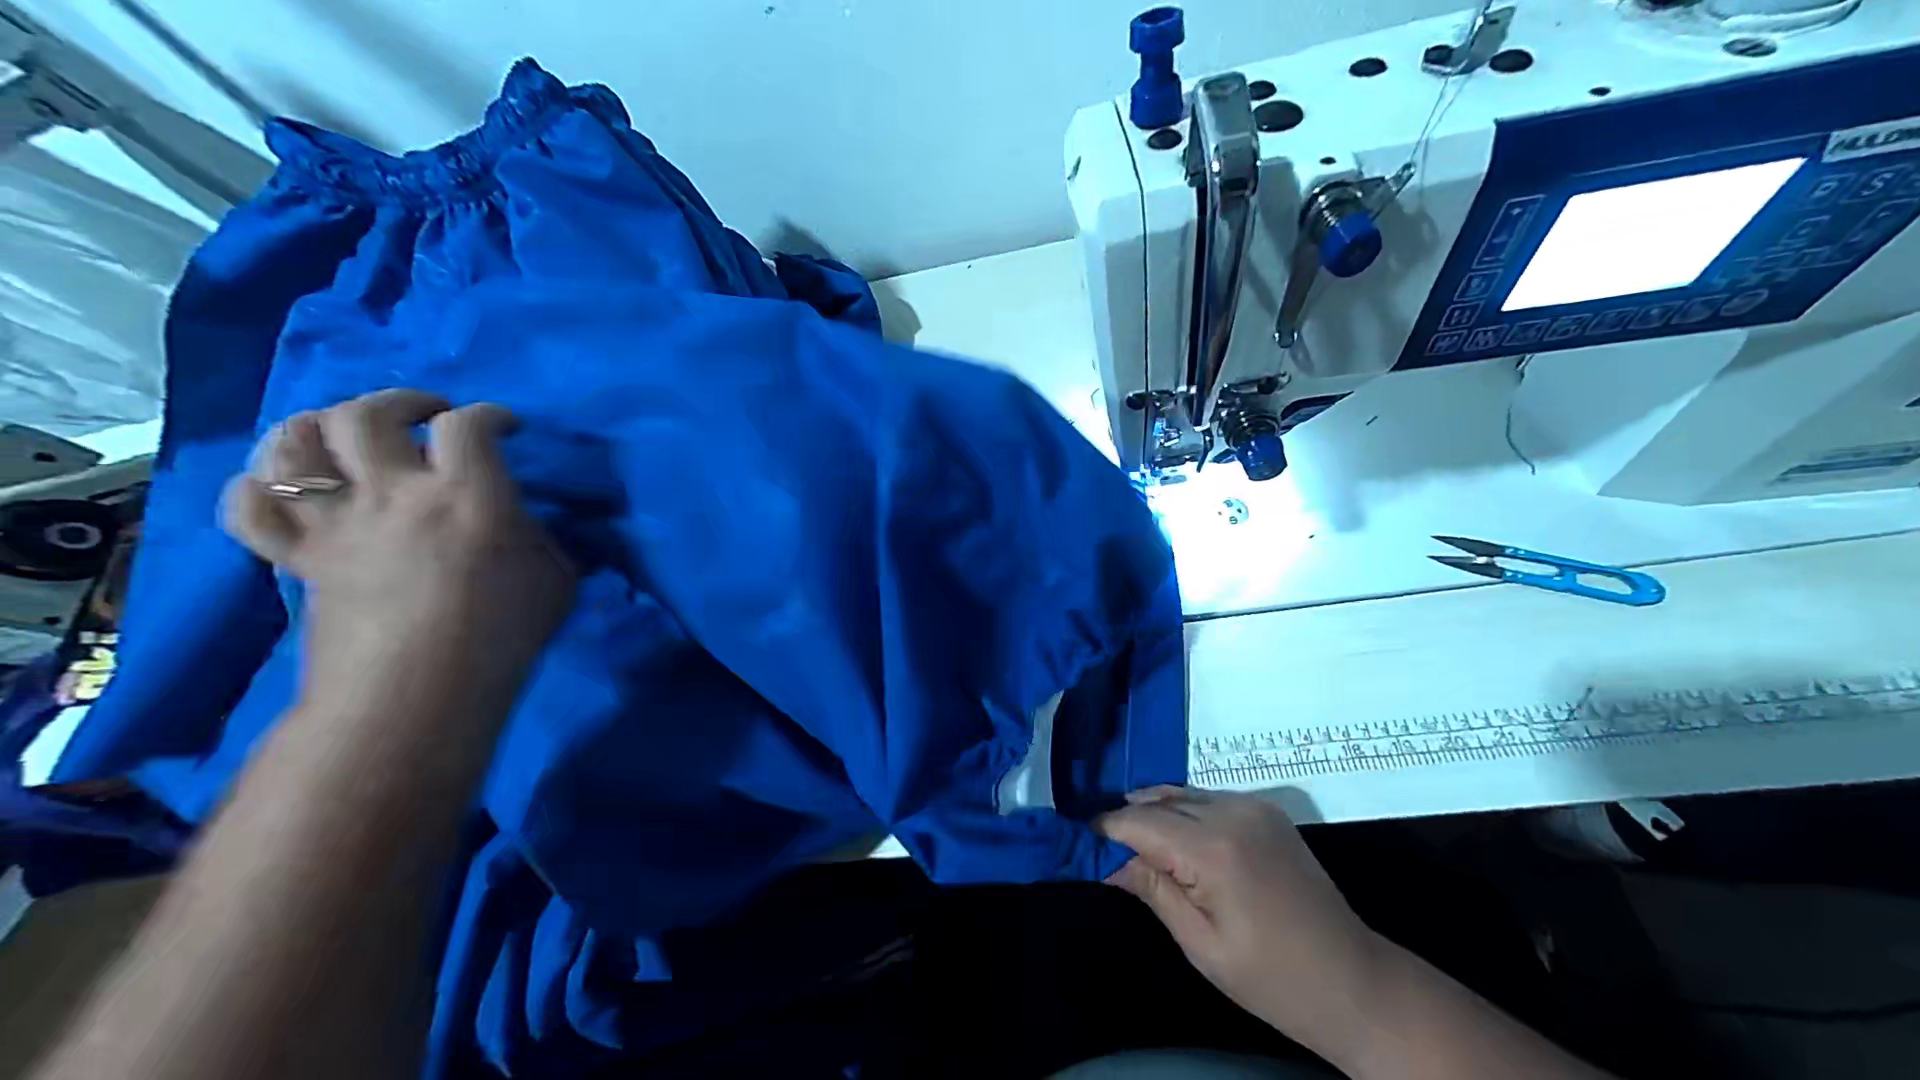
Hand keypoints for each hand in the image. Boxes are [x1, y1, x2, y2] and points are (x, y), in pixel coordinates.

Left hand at [222, 389, 575, 699]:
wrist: (420, 696)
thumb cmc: (504, 636)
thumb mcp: (558, 579)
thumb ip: (540, 537)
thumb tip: (522, 521)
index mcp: (467, 496)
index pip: (470, 425)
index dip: (490, 415)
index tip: (506, 427)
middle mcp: (393, 494)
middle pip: (369, 414)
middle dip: (403, 401)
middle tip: (430, 414)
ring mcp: (335, 524)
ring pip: (294, 444)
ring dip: (321, 424)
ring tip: (349, 431)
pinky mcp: (298, 558)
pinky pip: (251, 506)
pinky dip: (262, 486)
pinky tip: (292, 486)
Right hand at [1097, 787, 1384, 1060]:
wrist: (1354, 980)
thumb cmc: (1272, 977)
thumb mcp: (1201, 944)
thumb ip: (1153, 890)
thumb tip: (1109, 861)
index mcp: (1214, 849)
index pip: (1141, 822)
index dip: (1107, 828)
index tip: (1081, 838)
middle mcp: (1233, 813)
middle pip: (1160, 802)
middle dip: (1128, 818)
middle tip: (1101, 841)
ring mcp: (1254, 807)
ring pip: (1184, 794)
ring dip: (1155, 810)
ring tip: (1129, 833)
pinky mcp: (1268, 810)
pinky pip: (1210, 798)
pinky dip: (1185, 809)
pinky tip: (1173, 832)